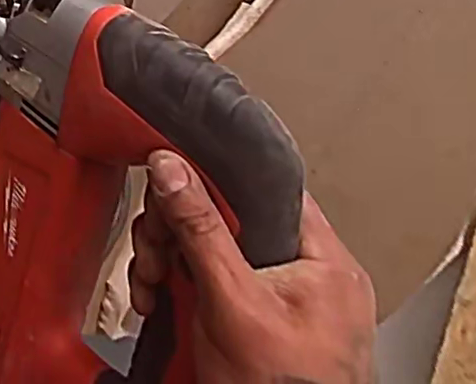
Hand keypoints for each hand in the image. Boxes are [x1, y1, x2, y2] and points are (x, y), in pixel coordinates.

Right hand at [130, 151, 376, 383]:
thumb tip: (171, 166)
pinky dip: (171, 282)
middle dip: (173, 228)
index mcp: (321, 260)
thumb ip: (199, 228)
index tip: (171, 178)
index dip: (211, 173)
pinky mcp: (245, 309)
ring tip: (154, 284)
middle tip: (158, 249)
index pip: (261, 183)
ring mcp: (270, 291)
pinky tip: (159, 300)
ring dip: (163, 256)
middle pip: (219, 211)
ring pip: (201, 240)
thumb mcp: (231, 302)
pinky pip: (198, 272)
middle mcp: (299, 269)